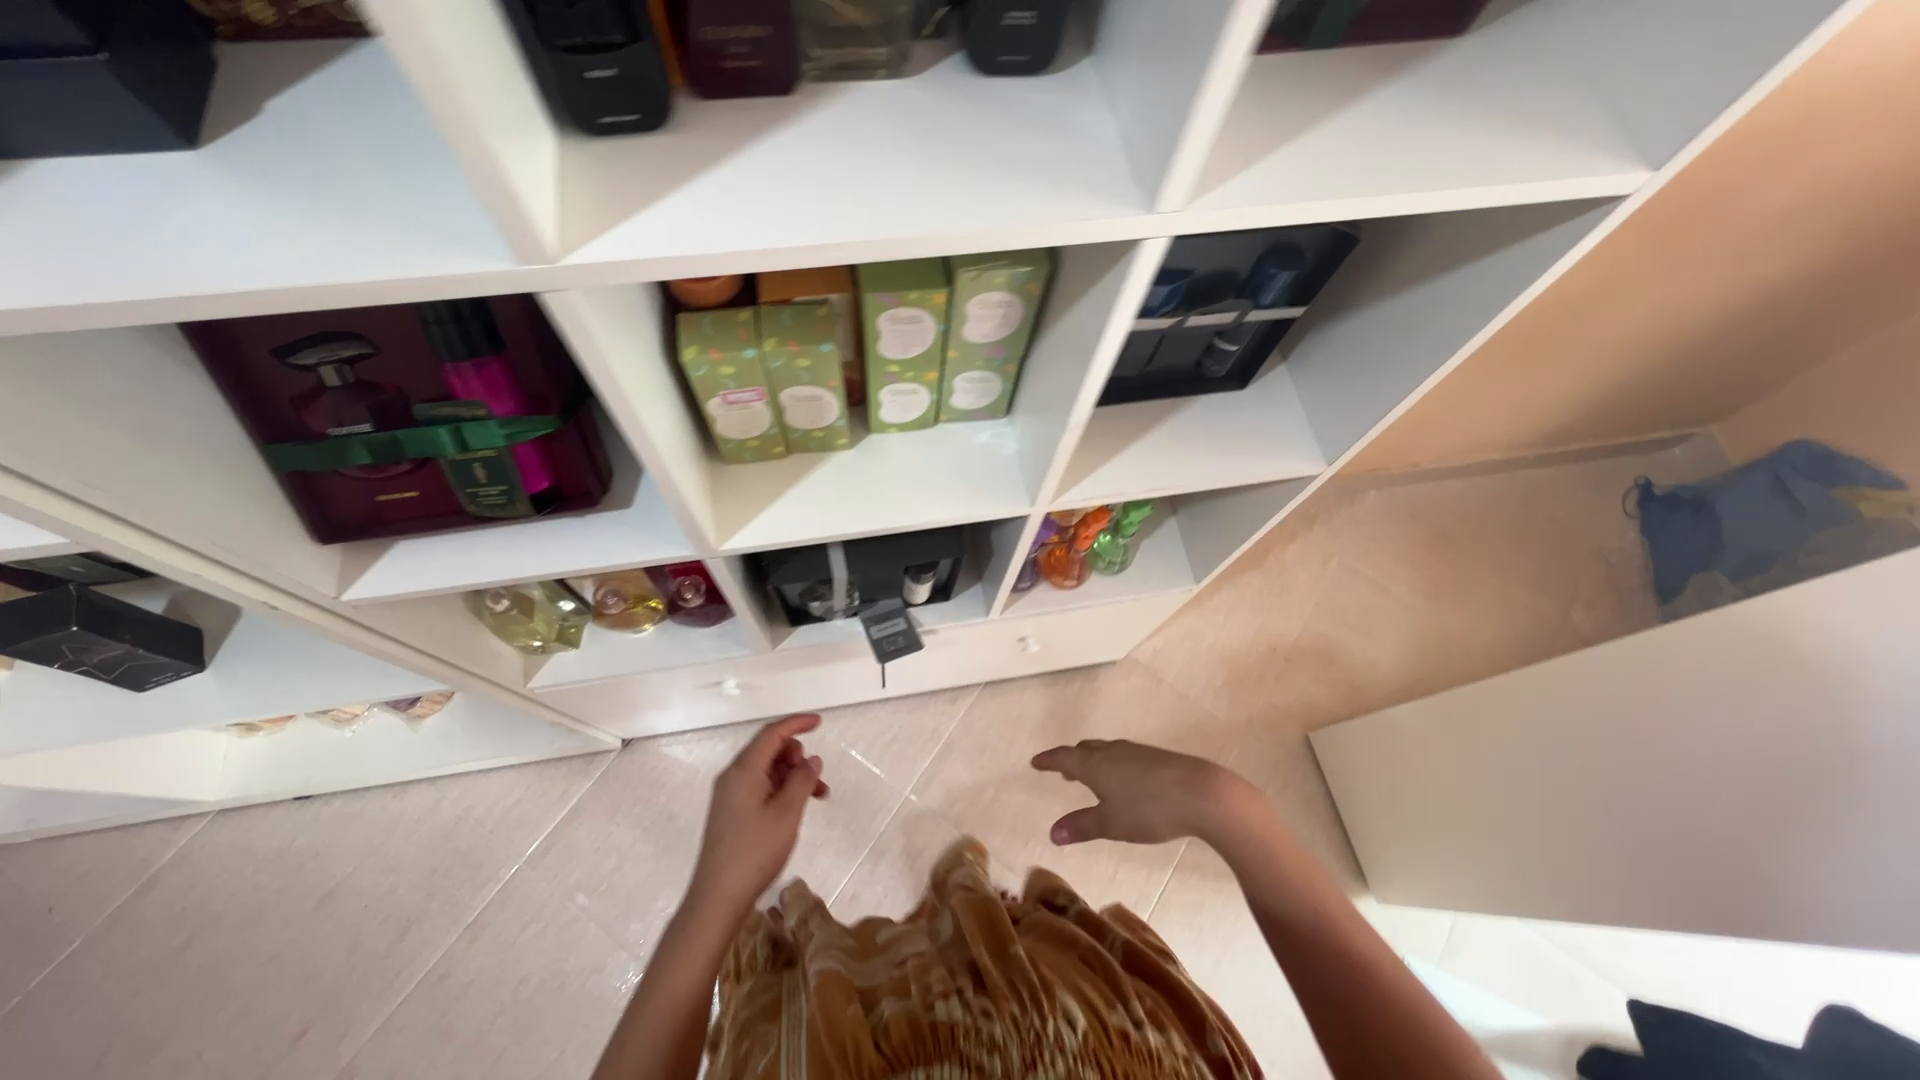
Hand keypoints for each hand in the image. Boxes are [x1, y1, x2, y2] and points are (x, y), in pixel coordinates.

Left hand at [689, 714, 829, 912]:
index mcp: (743, 771)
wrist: (718, 896)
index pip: (771, 734)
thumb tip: (811, 759)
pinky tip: (797, 809)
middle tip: (816, 778)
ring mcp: (730, 795)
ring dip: (792, 776)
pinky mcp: (731, 813)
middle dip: (797, 756)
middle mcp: (732, 777)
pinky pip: (760, 787)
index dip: (796, 724)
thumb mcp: (787, 814)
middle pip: (769, 750)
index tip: (820, 722)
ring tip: (816, 797)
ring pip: (767, 770)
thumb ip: (802, 781)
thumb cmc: (755, 851)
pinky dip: (781, 790)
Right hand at [1031, 739, 1248, 845]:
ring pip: (1107, 751)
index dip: (1049, 760)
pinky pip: (1126, 756)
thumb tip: (1052, 833)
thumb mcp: (1111, 823)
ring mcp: (1138, 753)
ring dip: (1094, 760)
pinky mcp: (1159, 759)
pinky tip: (1126, 780)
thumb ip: (1082, 826)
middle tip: (1063, 771)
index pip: (1064, 758)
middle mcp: (1114, 752)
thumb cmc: (1150, 809)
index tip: (1036, 762)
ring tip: (1091, 775)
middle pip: (1086, 750)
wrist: (1203, 793)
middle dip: (1072, 759)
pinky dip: (1114, 764)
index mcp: (1096, 765)